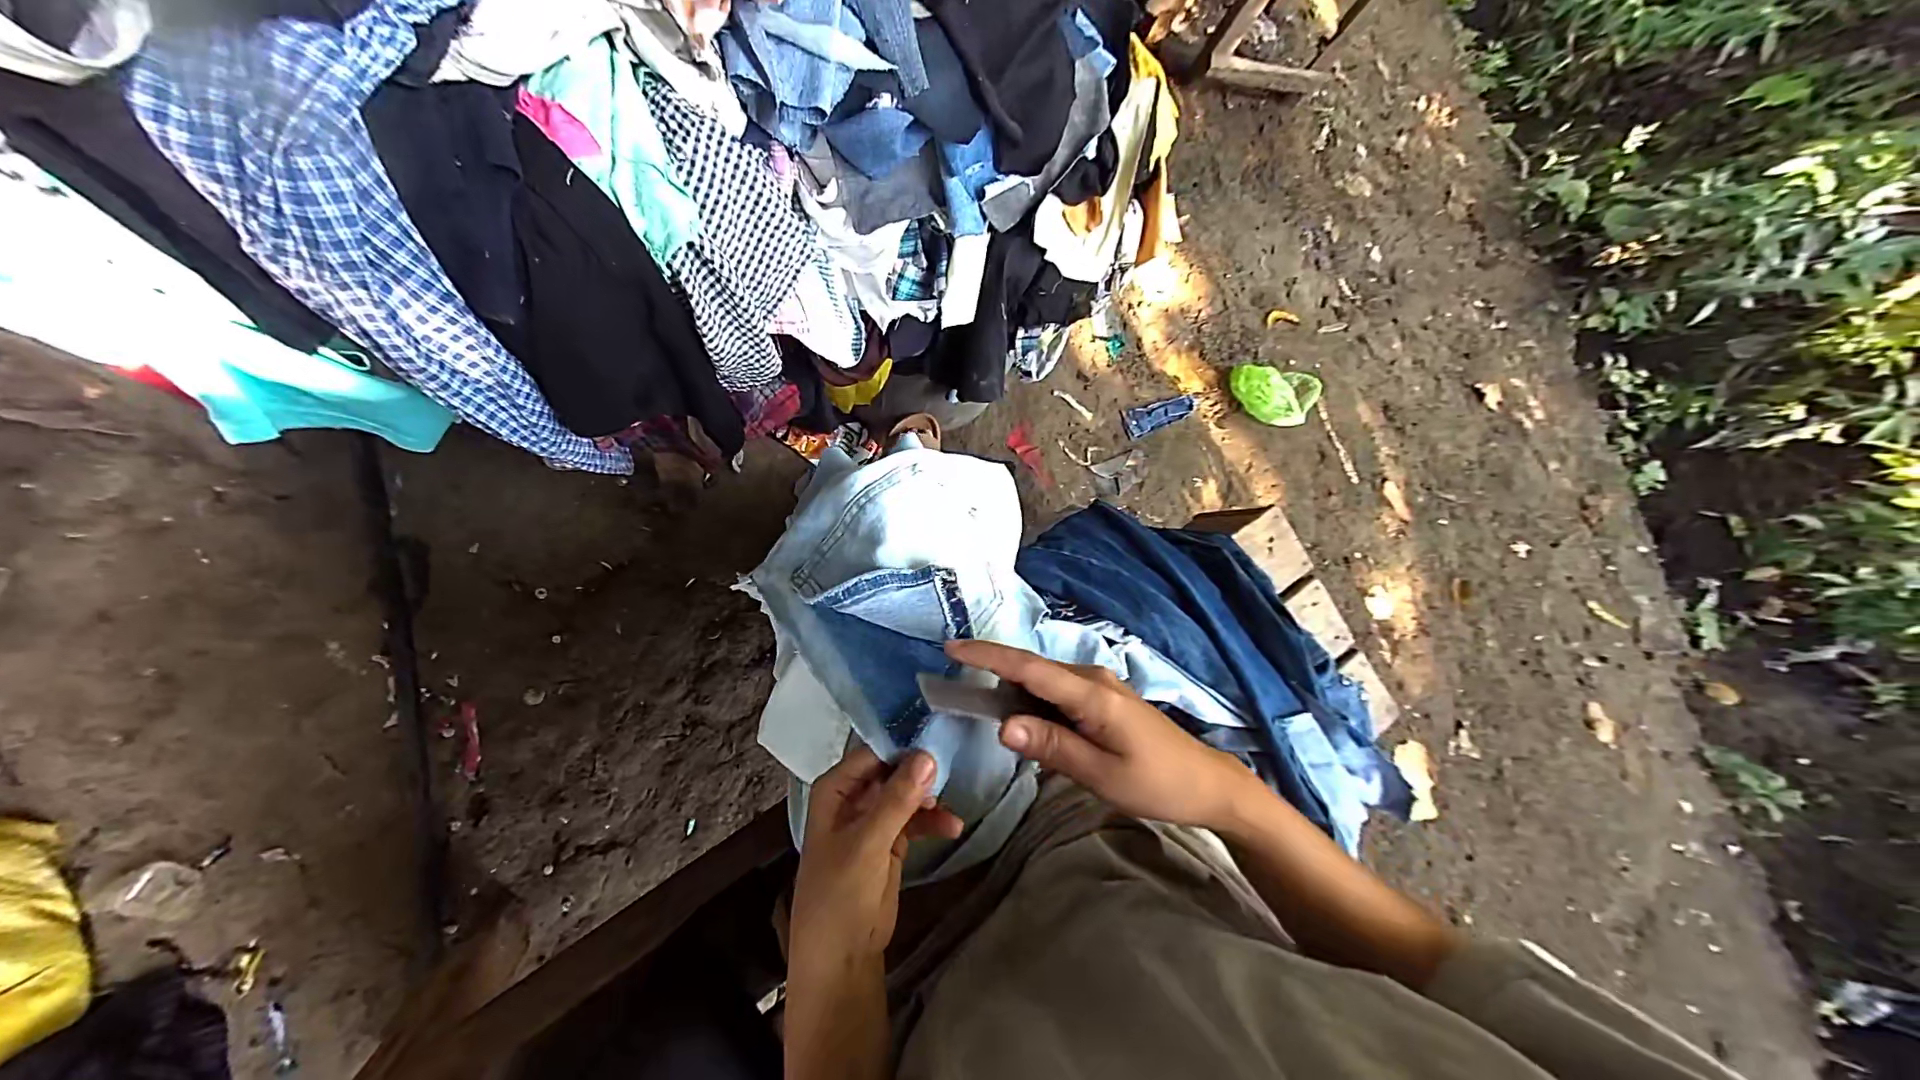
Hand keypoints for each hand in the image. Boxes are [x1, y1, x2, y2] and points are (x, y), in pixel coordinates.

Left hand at [790, 746, 963, 969]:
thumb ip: (898, 799)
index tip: (938, 738)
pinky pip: (915, 819)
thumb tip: (928, 755)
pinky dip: (933, 821)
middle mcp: (853, 798)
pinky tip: (953, 827)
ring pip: (907, 794)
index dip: (903, 745)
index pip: (873, 753)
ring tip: (949, 808)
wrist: (841, 956)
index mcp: (835, 790)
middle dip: (921, 771)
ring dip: (930, 798)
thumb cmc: (840, 893)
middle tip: (951, 771)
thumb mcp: (868, 843)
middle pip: (892, 770)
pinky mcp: (890, 841)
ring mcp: (873, 820)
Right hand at [944, 639, 1267, 830]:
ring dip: (1016, 698)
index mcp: (1092, 694)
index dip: (988, 656)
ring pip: (1042, 684)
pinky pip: (1057, 695)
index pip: (1029, 668)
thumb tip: (1002, 725)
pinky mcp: (1102, 698)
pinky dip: (1037, 708)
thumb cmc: (1157, 783)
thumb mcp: (1100, 774)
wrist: (1208, 783)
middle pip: (1031, 672)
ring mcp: (1099, 686)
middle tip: (959, 697)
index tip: (951, 648)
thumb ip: (1051, 745)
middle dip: (994, 678)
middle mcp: (1092, 679)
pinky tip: (1034, 733)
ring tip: (995, 722)